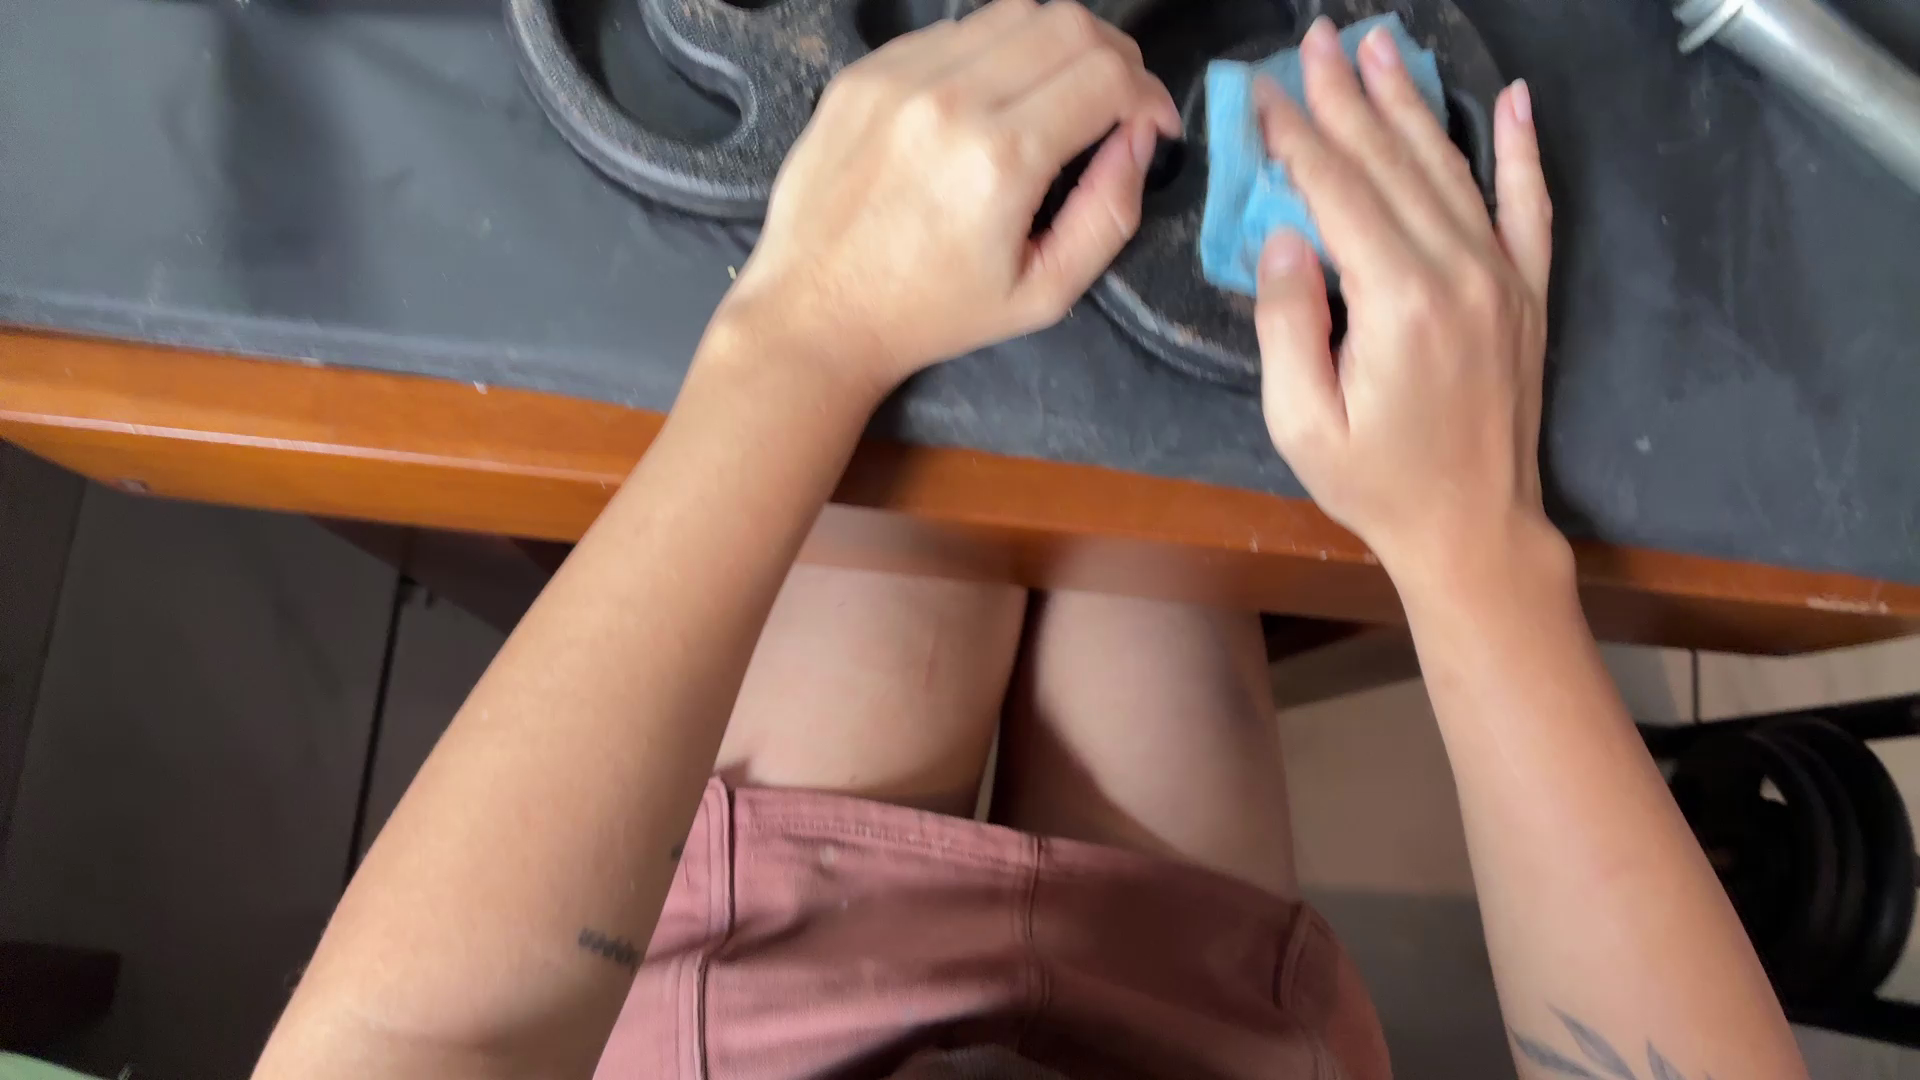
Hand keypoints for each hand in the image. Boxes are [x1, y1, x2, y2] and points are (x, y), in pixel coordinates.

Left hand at [716, 0, 1180, 393]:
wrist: (819, 314)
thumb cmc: (932, 317)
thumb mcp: (1040, 295)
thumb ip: (1108, 217)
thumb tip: (1140, 139)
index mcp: (1000, 159)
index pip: (1107, 75)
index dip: (1148, 94)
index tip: (1149, 127)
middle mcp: (951, 96)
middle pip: (1068, 23)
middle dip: (1113, 59)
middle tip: (1113, 108)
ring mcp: (899, 74)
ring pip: (1012, 13)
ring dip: (1054, 48)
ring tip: (1054, 103)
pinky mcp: (864, 73)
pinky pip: (952, 33)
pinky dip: (992, 55)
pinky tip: (986, 106)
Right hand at [1251, 18, 1555, 581]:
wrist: (1470, 526)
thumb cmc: (1371, 483)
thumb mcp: (1300, 421)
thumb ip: (1289, 325)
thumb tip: (1286, 238)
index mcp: (1397, 301)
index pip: (1339, 194)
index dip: (1297, 139)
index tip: (1264, 94)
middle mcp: (1459, 269)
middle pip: (1394, 164)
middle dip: (1348, 98)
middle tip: (1319, 39)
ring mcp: (1502, 275)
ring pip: (1451, 168)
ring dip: (1412, 103)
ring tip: (1383, 47)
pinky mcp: (1525, 291)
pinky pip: (1527, 203)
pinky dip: (1519, 148)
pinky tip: (1509, 101)